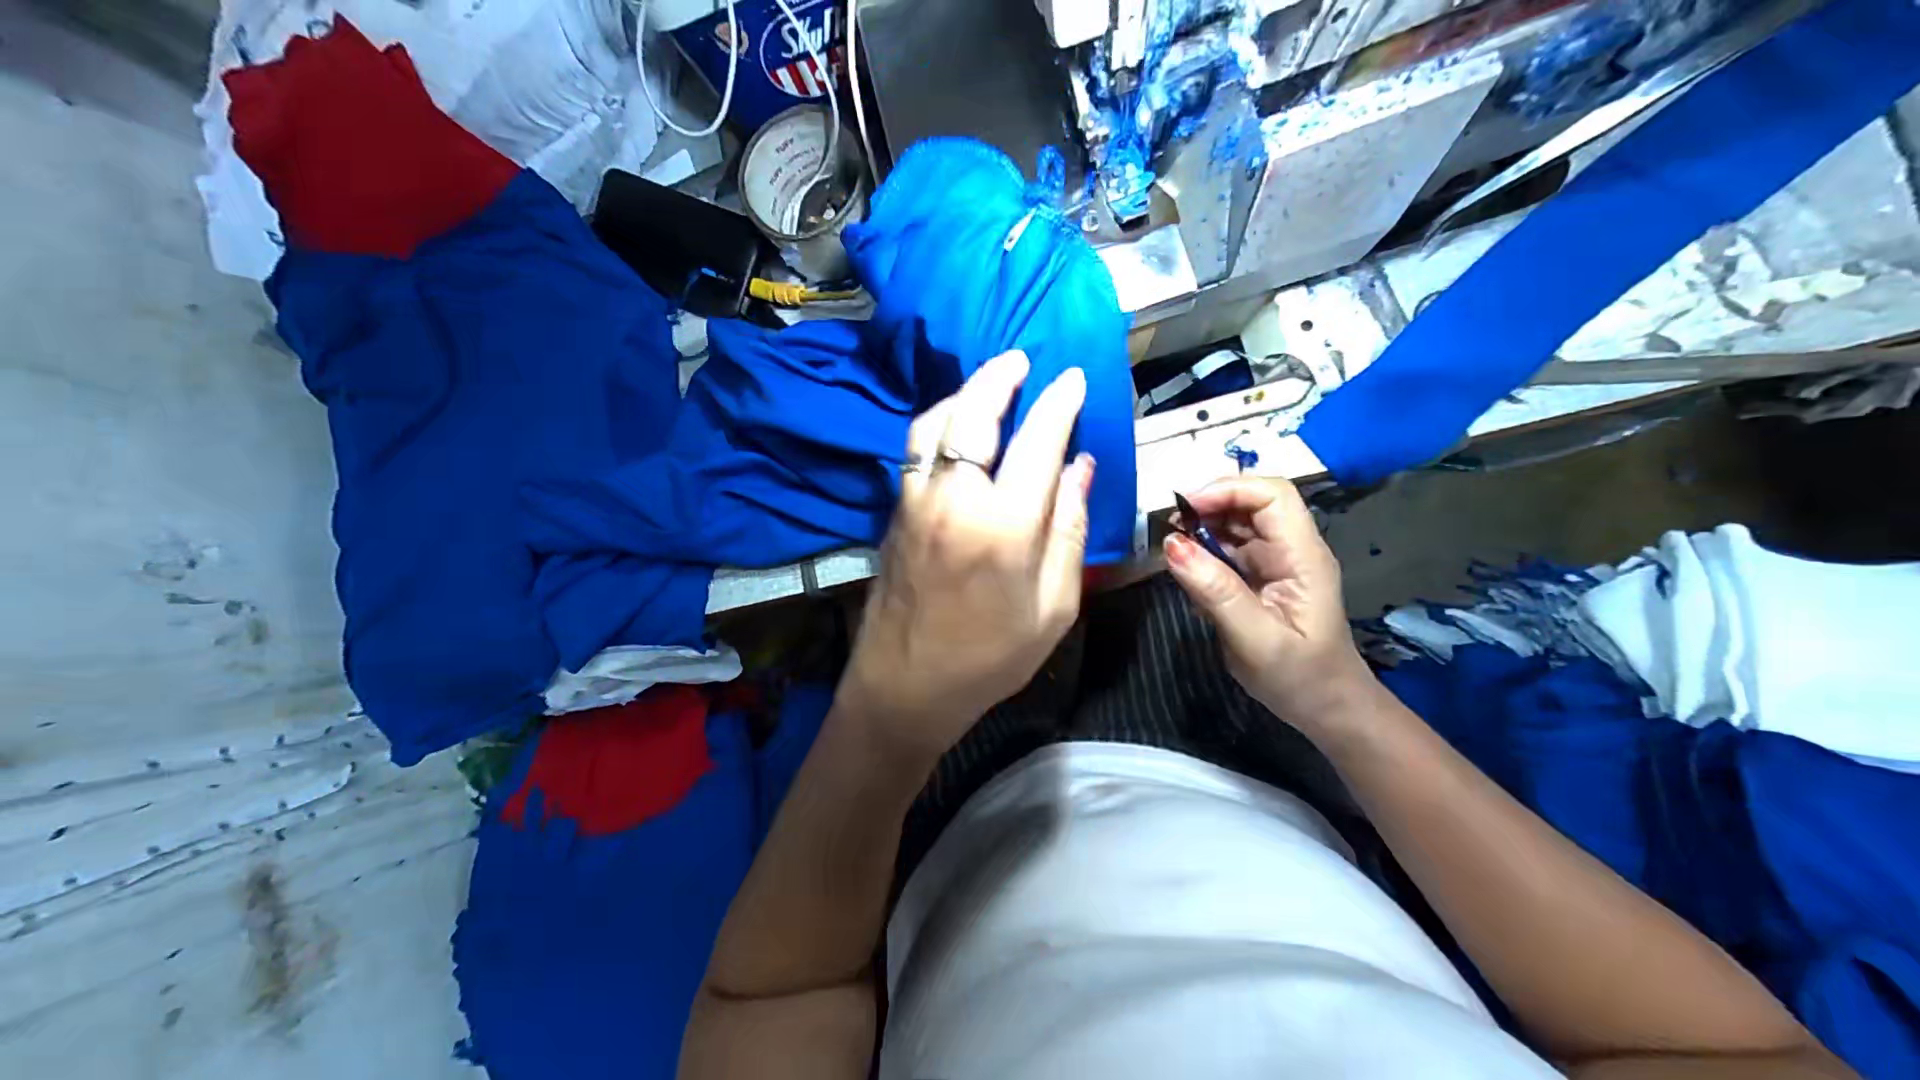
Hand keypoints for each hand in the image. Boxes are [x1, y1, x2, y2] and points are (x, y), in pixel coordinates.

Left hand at [842, 350, 1093, 762]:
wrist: (905, 687)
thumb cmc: (989, 659)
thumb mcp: (1053, 608)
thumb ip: (1068, 531)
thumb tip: (1080, 467)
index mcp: (1004, 527)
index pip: (1038, 441)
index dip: (1059, 404)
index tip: (1072, 378)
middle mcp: (954, 500)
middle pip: (974, 415)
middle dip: (1001, 378)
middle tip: (1023, 360)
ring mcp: (916, 502)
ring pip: (934, 424)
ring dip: (964, 393)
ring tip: (990, 382)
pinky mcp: (894, 512)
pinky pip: (915, 449)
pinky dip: (938, 422)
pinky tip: (955, 424)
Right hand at [1163, 476, 1378, 731]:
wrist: (1326, 709)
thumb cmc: (1299, 678)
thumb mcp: (1254, 639)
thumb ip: (1215, 591)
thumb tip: (1172, 545)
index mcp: (1303, 556)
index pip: (1271, 495)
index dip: (1227, 490)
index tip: (1185, 511)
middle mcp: (1291, 549)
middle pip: (1251, 502)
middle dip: (1208, 506)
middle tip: (1169, 531)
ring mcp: (1276, 561)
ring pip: (1236, 522)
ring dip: (1202, 528)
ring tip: (1172, 549)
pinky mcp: (1260, 576)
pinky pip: (1228, 548)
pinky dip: (1203, 551)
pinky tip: (1187, 571)